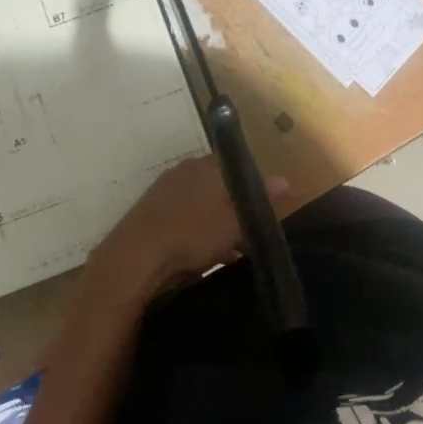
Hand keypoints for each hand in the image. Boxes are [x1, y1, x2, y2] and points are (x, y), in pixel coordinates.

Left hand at [87, 157, 288, 303]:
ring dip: (217, 225)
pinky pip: (185, 222)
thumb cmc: (193, 233)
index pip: (236, 165)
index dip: (253, 185)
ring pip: (201, 205)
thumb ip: (260, 200)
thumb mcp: (235, 220)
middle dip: (235, 207)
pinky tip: (208, 258)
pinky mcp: (151, 216)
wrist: (136, 257)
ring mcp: (164, 193)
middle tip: (252, 232)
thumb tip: (286, 180)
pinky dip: (198, 236)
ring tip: (235, 252)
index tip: (265, 207)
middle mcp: (184, 172)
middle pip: (218, 186)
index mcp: (205, 165)